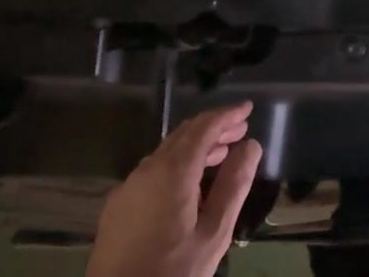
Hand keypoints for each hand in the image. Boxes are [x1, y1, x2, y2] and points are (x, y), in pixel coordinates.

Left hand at [87, 103, 264, 276]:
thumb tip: (250, 145)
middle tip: (240, 130)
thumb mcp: (213, 234)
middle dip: (213, 128)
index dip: (227, 115)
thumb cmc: (172, 273)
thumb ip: (233, 186)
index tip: (248, 108)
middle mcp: (147, 169)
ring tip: (221, 154)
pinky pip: (152, 171)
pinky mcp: (117, 207)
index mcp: (172, 171)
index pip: (204, 127)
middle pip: (184, 135)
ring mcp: (128, 187)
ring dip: (195, 147)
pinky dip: (176, 165)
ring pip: (166, 152)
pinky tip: (188, 184)